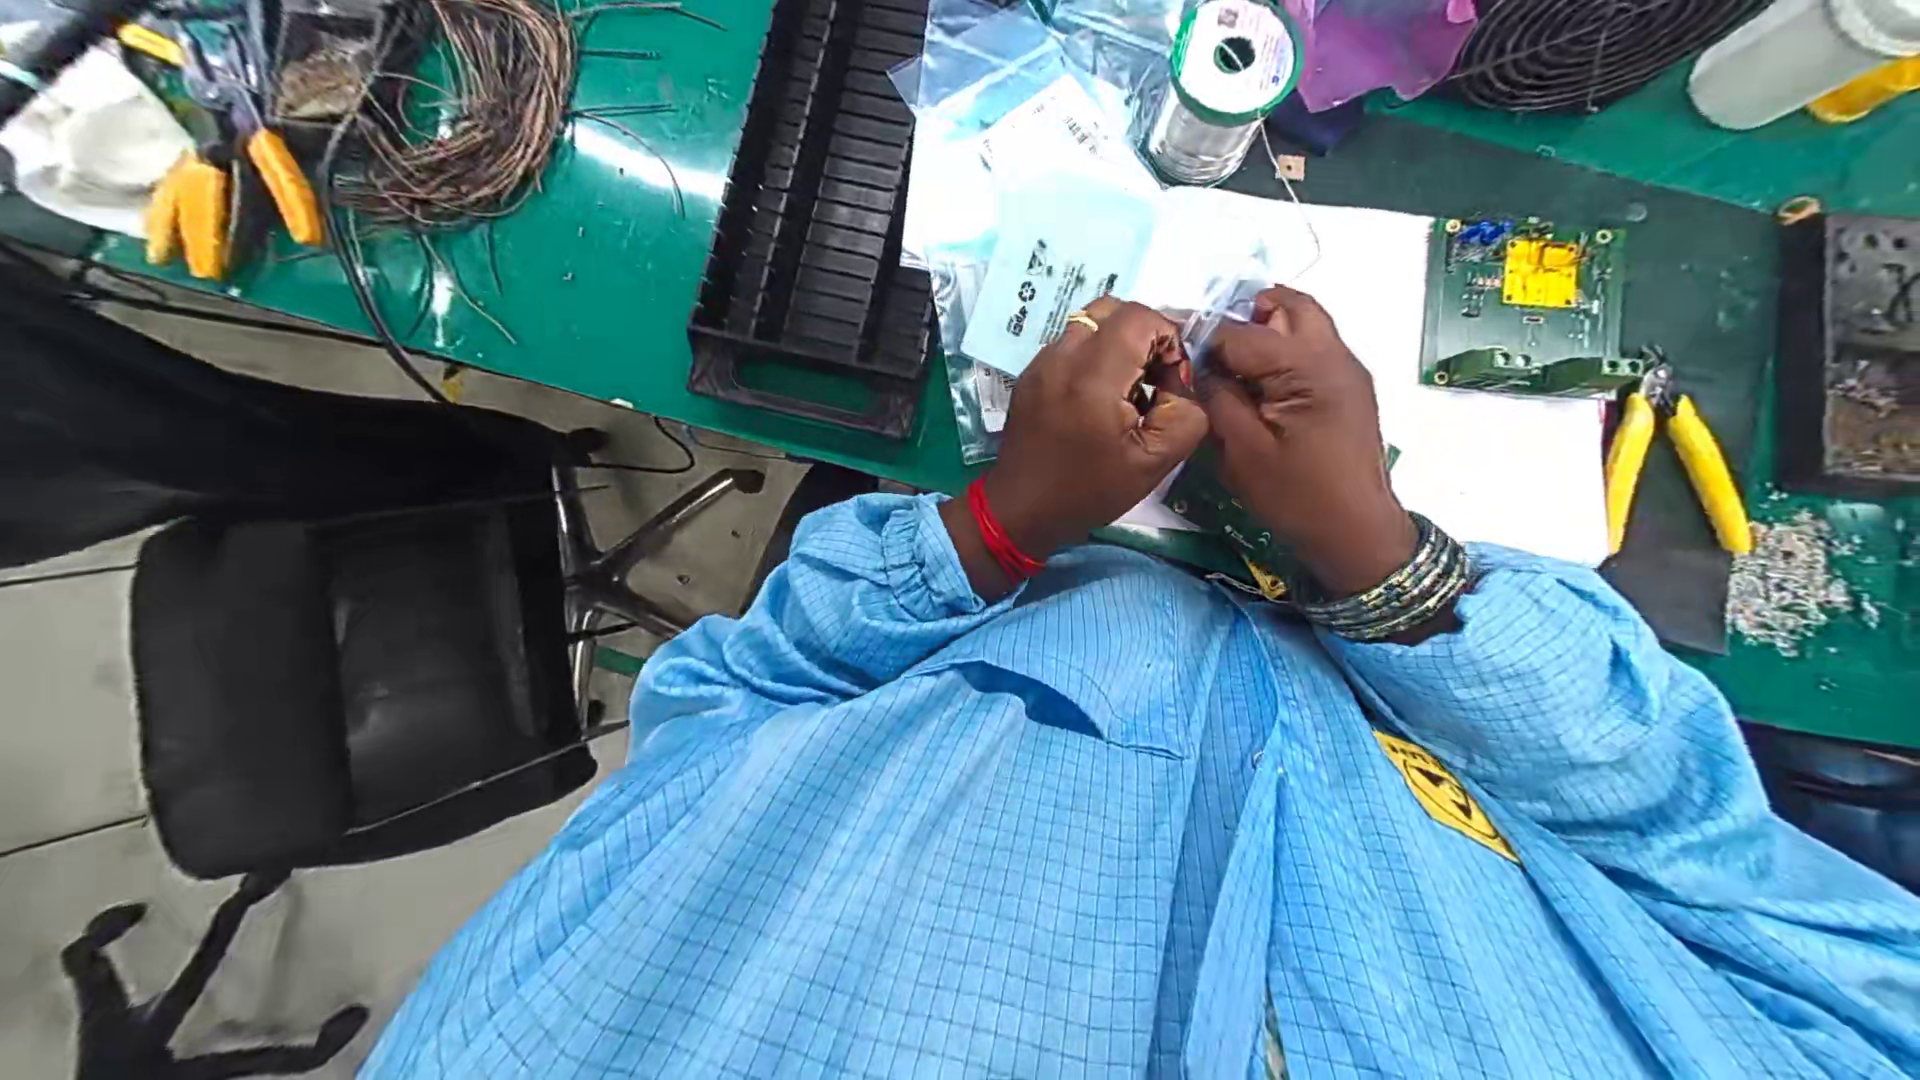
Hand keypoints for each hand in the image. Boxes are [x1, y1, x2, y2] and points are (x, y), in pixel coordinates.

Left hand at [943, 297, 1208, 596]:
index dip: (1168, 339)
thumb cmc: (1089, 491)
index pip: (1140, 317)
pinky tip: (1096, 399)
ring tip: (1125, 390)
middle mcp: (1060, 358)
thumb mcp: (1155, 463)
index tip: (1169, 381)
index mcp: (1093, 377)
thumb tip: (1179, 380)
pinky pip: (1068, 345)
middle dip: (1143, 334)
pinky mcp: (1028, 376)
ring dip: (1116, 344)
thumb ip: (1186, 413)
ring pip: (1087, 324)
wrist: (1021, 510)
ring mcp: (1039, 364)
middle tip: (1151, 378)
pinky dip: (1091, 357)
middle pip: (1112, 309)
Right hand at [1199, 284, 1415, 596]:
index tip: (1182, 362)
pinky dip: (1283, 351)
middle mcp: (1335, 357)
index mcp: (1308, 369)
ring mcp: (1346, 372)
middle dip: (1248, 315)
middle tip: (1213, 347)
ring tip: (1231, 364)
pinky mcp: (1347, 390)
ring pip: (1306, 324)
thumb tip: (1202, 369)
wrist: (1354, 530)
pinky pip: (1313, 350)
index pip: (1244, 333)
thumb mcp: (1242, 450)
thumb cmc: (1294, 494)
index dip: (1208, 343)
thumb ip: (1219, 399)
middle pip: (1291, 307)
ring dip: (1268, 330)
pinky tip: (1258, 385)